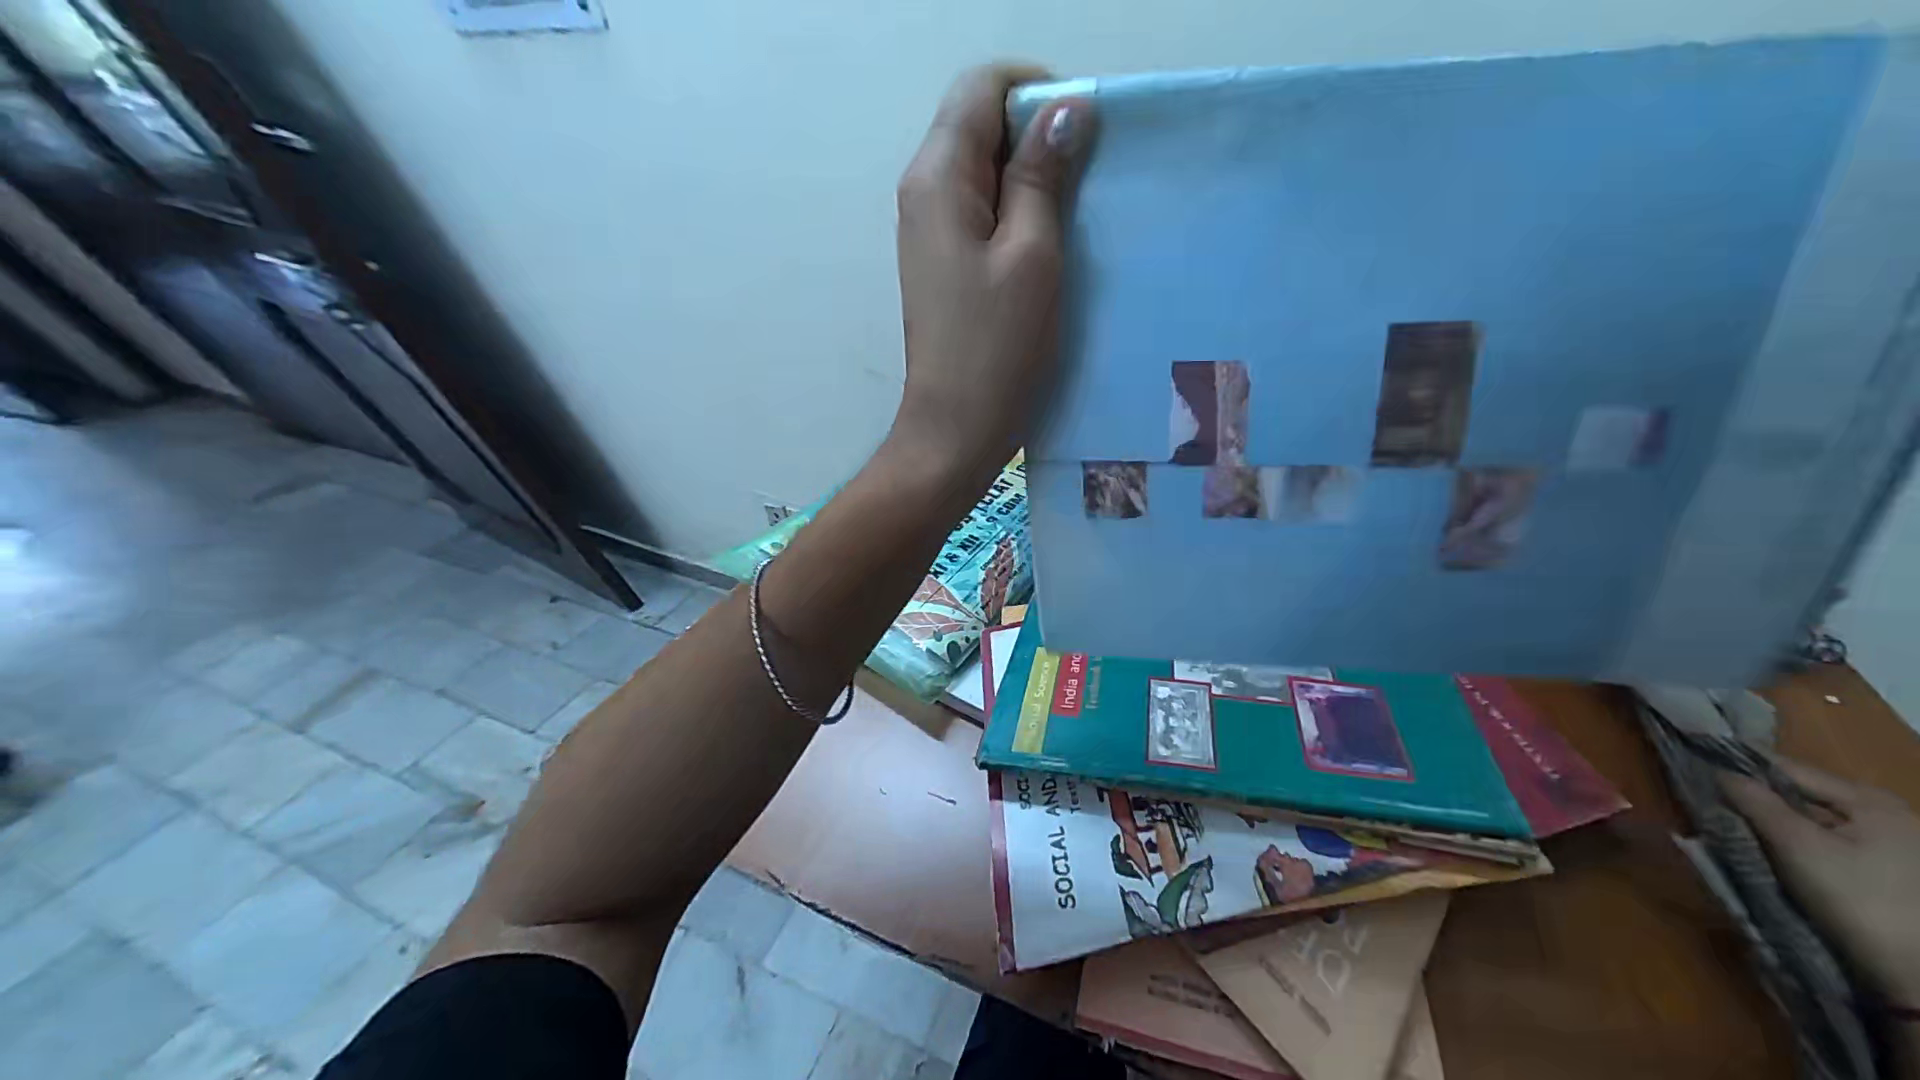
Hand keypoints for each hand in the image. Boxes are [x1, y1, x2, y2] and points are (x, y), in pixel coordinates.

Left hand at [891, 64, 1094, 476]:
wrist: (956, 426)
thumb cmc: (998, 345)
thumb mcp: (1032, 253)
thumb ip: (1042, 175)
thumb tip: (1063, 108)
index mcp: (937, 177)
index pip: (981, 87)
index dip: (1036, 92)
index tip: (1081, 133)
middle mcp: (922, 192)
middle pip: (979, 124)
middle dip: (1036, 135)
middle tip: (1085, 182)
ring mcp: (929, 230)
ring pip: (984, 170)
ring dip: (1030, 179)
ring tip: (1070, 219)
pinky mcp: (943, 263)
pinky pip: (980, 211)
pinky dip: (1016, 213)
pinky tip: (1045, 247)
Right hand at [1720, 759, 1919, 1002]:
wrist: (1914, 971)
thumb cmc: (1856, 896)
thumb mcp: (1796, 844)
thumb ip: (1754, 801)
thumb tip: (1720, 771)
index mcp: (1873, 802)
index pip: (1790, 768)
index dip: (1742, 763)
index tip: (1698, 758)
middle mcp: (1890, 815)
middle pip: (1803, 793)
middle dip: (1758, 794)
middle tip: (1712, 795)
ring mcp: (1894, 846)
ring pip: (1812, 818)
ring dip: (1773, 819)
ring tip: (1734, 821)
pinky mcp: (1887, 871)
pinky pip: (1825, 840)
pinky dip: (1793, 838)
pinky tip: (1770, 847)